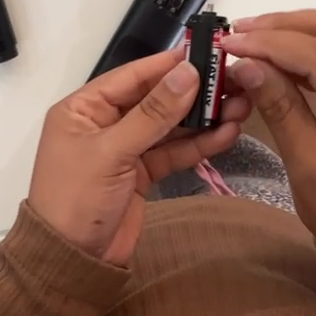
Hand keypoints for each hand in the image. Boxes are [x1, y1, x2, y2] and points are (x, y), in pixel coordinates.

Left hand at [28, 50, 246, 264]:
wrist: (73, 261)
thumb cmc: (77, 200)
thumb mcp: (113, 152)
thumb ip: (152, 114)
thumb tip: (187, 73)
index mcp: (83, 109)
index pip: (132, 76)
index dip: (169, 65)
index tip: (208, 53)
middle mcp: (103, 123)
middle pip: (154, 99)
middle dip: (193, 92)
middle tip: (235, 81)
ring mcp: (124, 149)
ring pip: (168, 126)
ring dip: (202, 118)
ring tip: (242, 107)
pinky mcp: (140, 174)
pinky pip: (172, 152)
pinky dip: (198, 144)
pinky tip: (226, 134)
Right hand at [221, 10, 315, 247]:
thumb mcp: (306, 169)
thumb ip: (281, 111)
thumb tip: (248, 67)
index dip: (274, 44)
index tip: (232, 44)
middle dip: (289, 23)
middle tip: (241, 30)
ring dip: (301, 29)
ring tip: (254, 35)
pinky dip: (312, 47)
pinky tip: (278, 55)